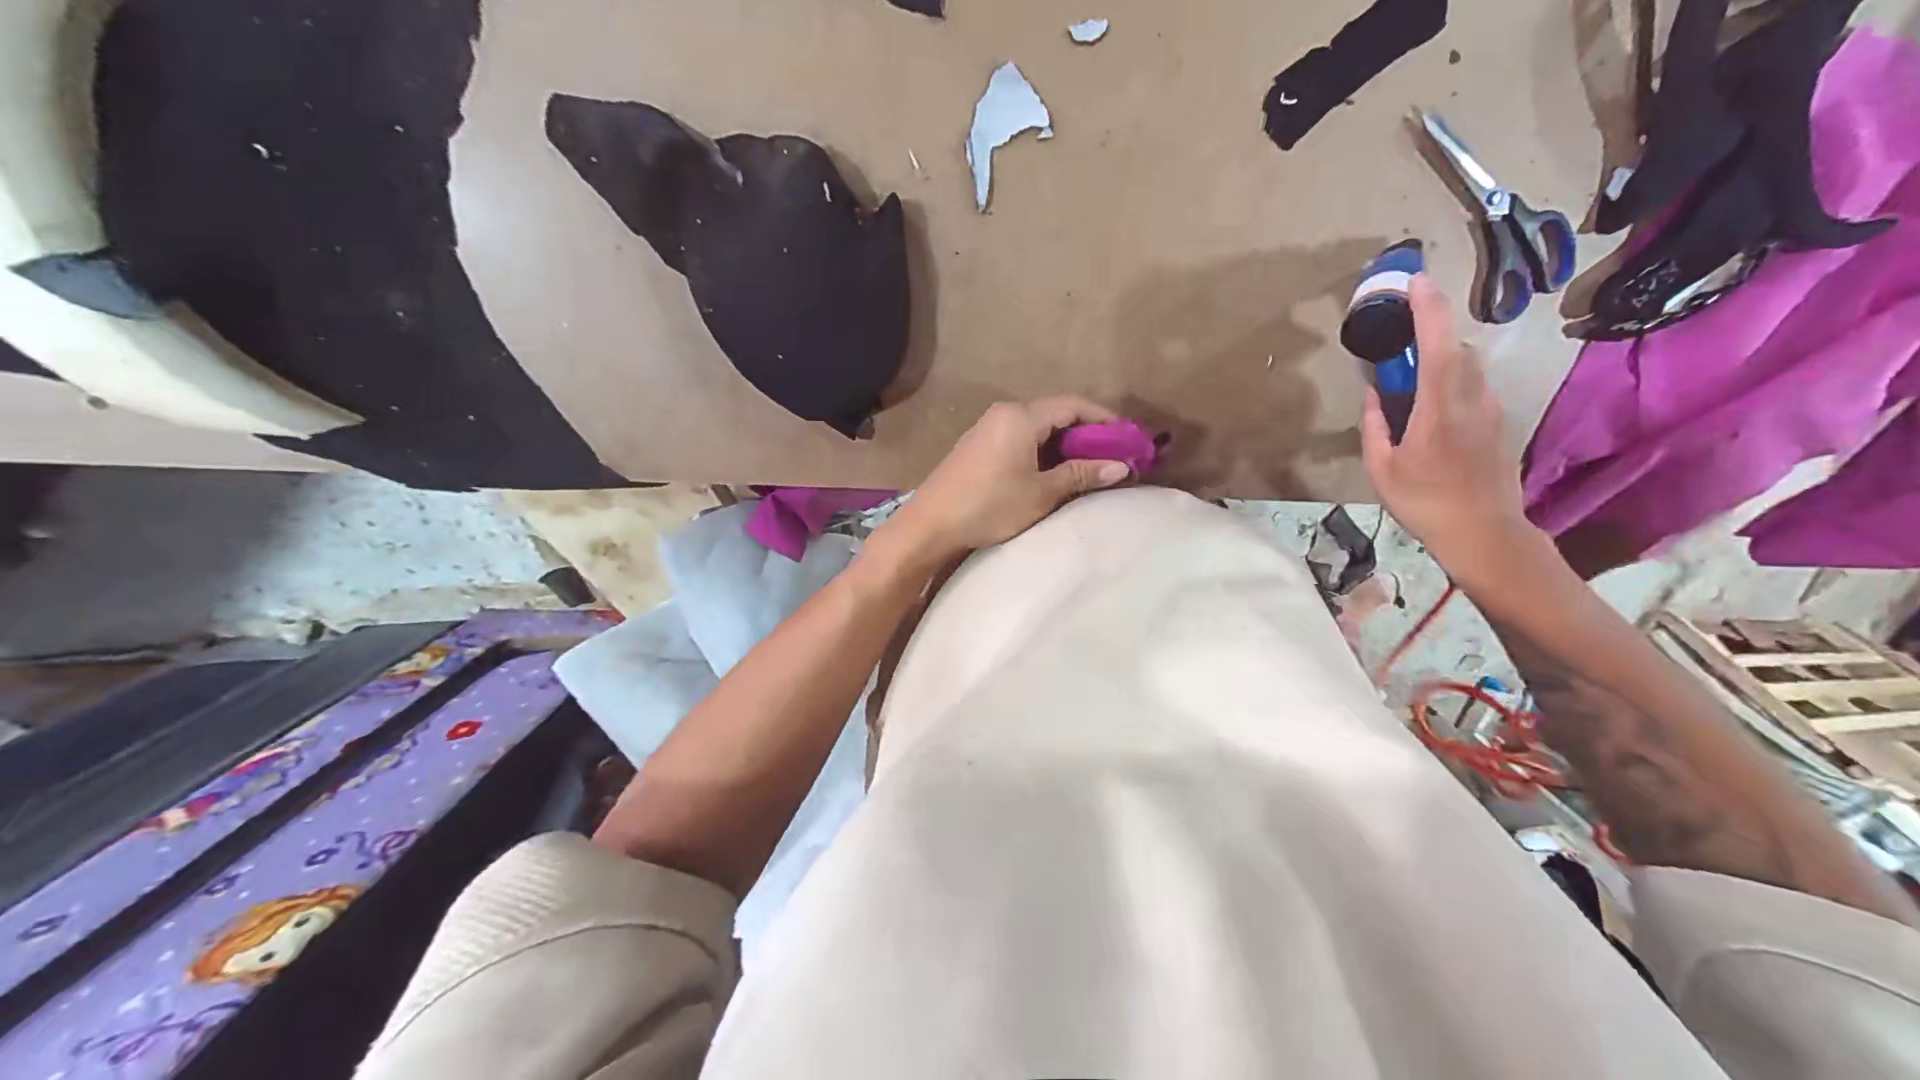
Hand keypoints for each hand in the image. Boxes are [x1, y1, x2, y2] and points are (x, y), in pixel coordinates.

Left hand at [883, 397, 1131, 562]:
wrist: (931, 524)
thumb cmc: (989, 506)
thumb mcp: (1041, 493)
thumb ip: (1082, 475)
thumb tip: (1121, 467)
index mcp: (1020, 416)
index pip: (1073, 405)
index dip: (1105, 419)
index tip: (1128, 438)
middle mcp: (1004, 414)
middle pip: (1056, 414)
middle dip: (1087, 433)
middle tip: (1113, 455)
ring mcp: (988, 429)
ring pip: (1038, 428)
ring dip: (1066, 444)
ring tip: (1090, 467)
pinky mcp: (978, 446)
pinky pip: (1021, 439)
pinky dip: (1043, 451)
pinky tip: (1054, 472)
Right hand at [1360, 276, 1539, 581]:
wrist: (1484, 533)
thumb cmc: (1425, 504)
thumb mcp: (1382, 470)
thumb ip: (1375, 426)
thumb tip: (1374, 396)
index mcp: (1440, 411)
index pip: (1439, 347)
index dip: (1429, 311)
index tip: (1416, 281)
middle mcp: (1473, 401)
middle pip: (1457, 350)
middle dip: (1432, 333)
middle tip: (1402, 335)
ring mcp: (1493, 410)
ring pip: (1468, 368)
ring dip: (1441, 360)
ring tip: (1412, 376)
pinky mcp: (1499, 422)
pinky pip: (1473, 389)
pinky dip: (1451, 383)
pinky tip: (1431, 409)